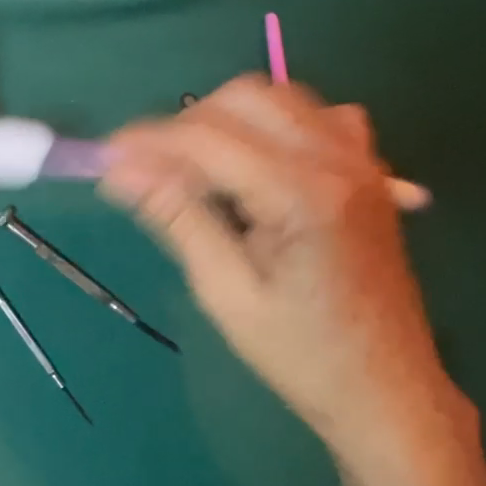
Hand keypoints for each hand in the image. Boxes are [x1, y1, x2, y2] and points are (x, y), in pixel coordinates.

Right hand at [99, 75, 464, 460]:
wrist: (385, 387)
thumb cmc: (297, 352)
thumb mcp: (224, 289)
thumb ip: (177, 217)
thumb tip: (119, 171)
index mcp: (301, 193)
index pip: (206, 137)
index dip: (146, 141)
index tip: (101, 160)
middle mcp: (338, 161)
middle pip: (245, 98)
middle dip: (185, 125)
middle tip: (149, 173)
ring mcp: (362, 163)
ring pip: (280, 99)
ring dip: (226, 122)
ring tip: (193, 175)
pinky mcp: (369, 174)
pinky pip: (316, 119)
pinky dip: (271, 129)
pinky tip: (252, 172)